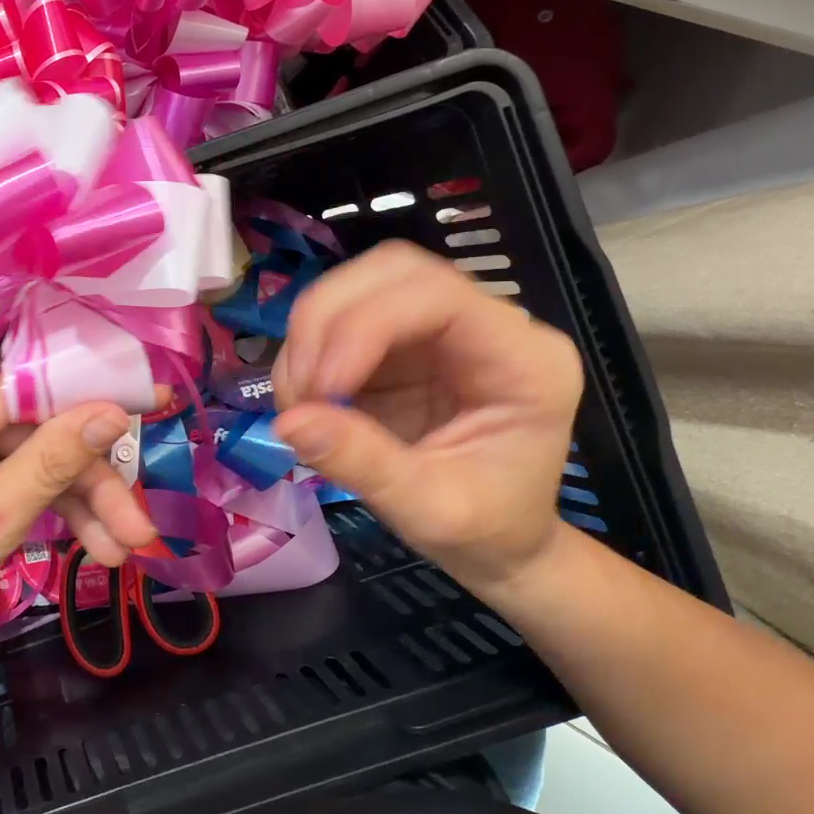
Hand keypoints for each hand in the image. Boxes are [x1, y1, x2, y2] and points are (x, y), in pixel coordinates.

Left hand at [0, 376, 161, 655]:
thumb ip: (52, 461)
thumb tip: (113, 410)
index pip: (30, 389)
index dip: (95, 401)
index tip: (157, 405)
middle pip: (38, 428)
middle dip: (91, 481)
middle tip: (139, 531)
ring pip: (34, 452)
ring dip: (78, 499)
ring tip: (121, 550)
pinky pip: (13, 466)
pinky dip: (49, 502)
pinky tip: (90, 540)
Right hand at [272, 242, 583, 590]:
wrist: (496, 543)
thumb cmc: (484, 530)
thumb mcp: (430, 512)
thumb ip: (365, 464)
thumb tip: (289, 421)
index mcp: (524, 363)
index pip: (439, 296)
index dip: (365, 325)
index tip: (324, 390)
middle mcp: (485, 326)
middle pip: (392, 271)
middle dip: (328, 321)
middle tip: (303, 391)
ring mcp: (436, 328)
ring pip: (357, 283)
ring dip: (310, 332)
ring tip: (298, 399)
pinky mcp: (395, 339)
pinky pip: (336, 314)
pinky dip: (304, 349)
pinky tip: (304, 397)